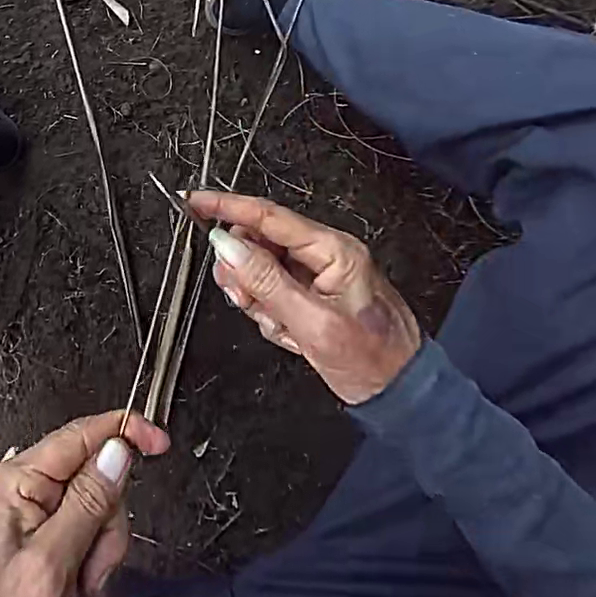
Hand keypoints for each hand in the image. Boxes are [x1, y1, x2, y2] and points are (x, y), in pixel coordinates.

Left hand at [0, 411, 170, 596]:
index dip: (122, 431)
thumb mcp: (49, 565)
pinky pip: (97, 542)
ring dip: (102, 557)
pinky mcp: (54, 546)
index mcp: (17, 481)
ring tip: (78, 589)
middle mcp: (29, 492)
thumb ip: (86, 504)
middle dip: (106, 525)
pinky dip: (96, 572)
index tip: (157, 440)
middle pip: (98, 477)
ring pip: (103, 512)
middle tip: (90, 566)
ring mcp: (42, 520)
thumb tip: (117, 451)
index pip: (79, 436)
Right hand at [187, 190, 421, 404]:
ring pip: (256, 268)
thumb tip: (227, 246)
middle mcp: (322, 254)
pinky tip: (286, 331)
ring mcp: (313, 274)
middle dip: (242, 270)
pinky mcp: (306, 292)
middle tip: (243, 297)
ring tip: (276, 322)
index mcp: (332, 250)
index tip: (194, 201)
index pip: (267, 216)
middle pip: (257, 242)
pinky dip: (265, 311)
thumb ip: (266, 282)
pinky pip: (265, 290)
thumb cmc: (374, 359)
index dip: (226, 206)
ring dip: (254, 296)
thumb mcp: (314, 323)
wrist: (400, 394)